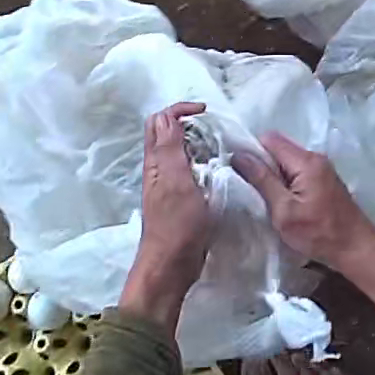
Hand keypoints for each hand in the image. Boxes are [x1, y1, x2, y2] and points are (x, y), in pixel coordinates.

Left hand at [118, 102, 210, 335]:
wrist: (171, 265)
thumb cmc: (177, 225)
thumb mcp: (176, 182)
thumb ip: (170, 149)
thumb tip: (167, 116)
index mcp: (156, 161)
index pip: (161, 120)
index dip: (180, 109)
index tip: (205, 112)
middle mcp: (158, 169)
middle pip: (165, 133)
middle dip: (187, 122)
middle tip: (213, 128)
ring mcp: (167, 184)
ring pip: (177, 151)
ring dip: (195, 142)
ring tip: (218, 146)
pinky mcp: (178, 199)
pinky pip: (187, 170)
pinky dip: (200, 162)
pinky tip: (215, 170)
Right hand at [231, 132, 374, 271]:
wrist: (357, 249)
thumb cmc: (319, 233)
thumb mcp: (284, 211)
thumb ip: (262, 180)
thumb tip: (239, 156)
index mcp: (305, 161)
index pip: (269, 139)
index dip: (250, 149)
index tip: (236, 168)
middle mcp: (315, 158)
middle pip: (278, 147)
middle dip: (260, 162)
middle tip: (246, 185)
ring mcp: (321, 168)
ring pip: (286, 160)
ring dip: (272, 173)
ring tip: (260, 194)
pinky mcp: (323, 180)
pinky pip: (296, 170)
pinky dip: (284, 180)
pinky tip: (279, 199)